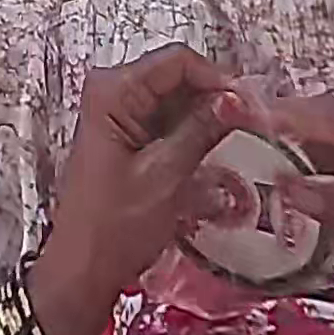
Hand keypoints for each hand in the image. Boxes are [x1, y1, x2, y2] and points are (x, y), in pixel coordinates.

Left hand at [29, 45, 235, 334]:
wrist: (80, 273)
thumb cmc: (116, 226)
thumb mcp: (164, 175)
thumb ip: (200, 129)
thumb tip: (237, 97)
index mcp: (114, 89)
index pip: (176, 61)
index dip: (216, 77)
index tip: (249, 102)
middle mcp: (113, 87)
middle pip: (176, 74)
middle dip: (214, 93)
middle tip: (253, 119)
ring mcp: (119, 107)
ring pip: (175, 93)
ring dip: (207, 110)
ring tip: (244, 131)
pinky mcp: (127, 128)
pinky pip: (166, 114)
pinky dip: (192, 125)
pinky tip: (218, 143)